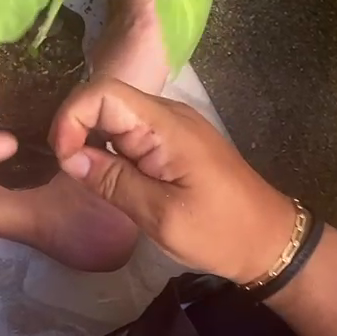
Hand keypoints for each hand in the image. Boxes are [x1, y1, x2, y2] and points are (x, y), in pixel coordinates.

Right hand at [49, 78, 295, 281]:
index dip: (72, 118)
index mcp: (166, 126)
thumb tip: (68, 158)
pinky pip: (127, 128)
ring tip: (83, 175)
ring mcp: (170, 124)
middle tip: (69, 170)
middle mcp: (167, 113)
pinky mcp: (171, 138)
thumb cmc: (221, 232)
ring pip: (112, 112)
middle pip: (103, 98)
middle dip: (75, 128)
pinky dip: (106, 145)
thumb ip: (113, 182)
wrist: (272, 242)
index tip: (64, 159)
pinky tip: (105, 173)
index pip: (102, 94)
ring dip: (89, 137)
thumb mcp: (161, 216)